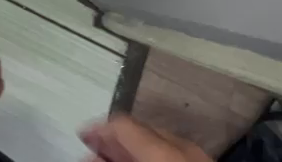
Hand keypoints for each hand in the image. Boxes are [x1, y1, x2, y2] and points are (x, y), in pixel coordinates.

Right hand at [81, 115, 215, 161]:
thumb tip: (89, 157)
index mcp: (164, 150)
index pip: (123, 124)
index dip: (98, 129)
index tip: (81, 137)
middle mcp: (183, 146)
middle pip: (141, 131)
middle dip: (115, 141)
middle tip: (94, 153)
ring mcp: (200, 158)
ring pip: (158, 143)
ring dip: (133, 151)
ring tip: (115, 161)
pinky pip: (174, 155)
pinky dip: (152, 157)